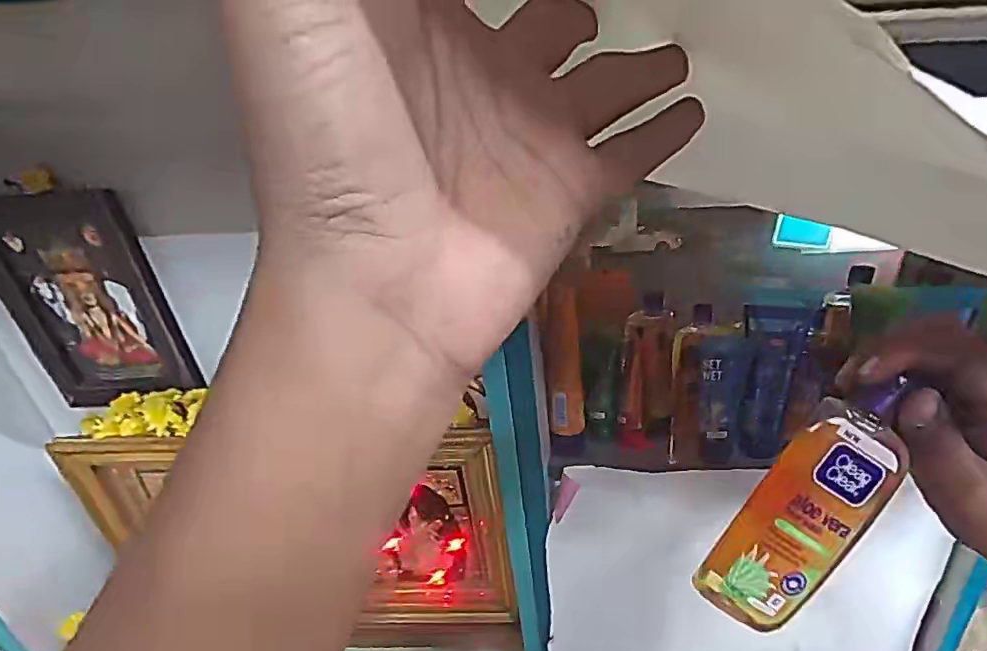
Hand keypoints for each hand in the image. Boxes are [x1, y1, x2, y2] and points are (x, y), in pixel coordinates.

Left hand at [220, 0, 703, 381]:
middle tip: (605, 0)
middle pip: (548, 13)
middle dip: (576, 1)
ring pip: (601, 82)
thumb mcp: (296, 3)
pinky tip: (690, 108)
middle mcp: (481, 71)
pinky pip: (630, 151)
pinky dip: (663, 132)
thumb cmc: (325, 140)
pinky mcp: (568, 193)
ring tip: (670, 49)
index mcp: (416, 19)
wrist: (378, 286)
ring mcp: (529, 137)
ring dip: (633, 64)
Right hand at [840, 319, 986, 579]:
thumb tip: (912, 401)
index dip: (906, 353)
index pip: (960, 354)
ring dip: (890, 361)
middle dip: (892, 349)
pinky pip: (928, 379)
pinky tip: (871, 401)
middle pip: (947, 340)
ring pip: (935, 353)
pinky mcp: (966, 411)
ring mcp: (984, 398)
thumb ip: (944, 451)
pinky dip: (895, 381)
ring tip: (853, 388)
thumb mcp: (975, 500)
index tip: (863, 375)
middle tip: (849, 380)